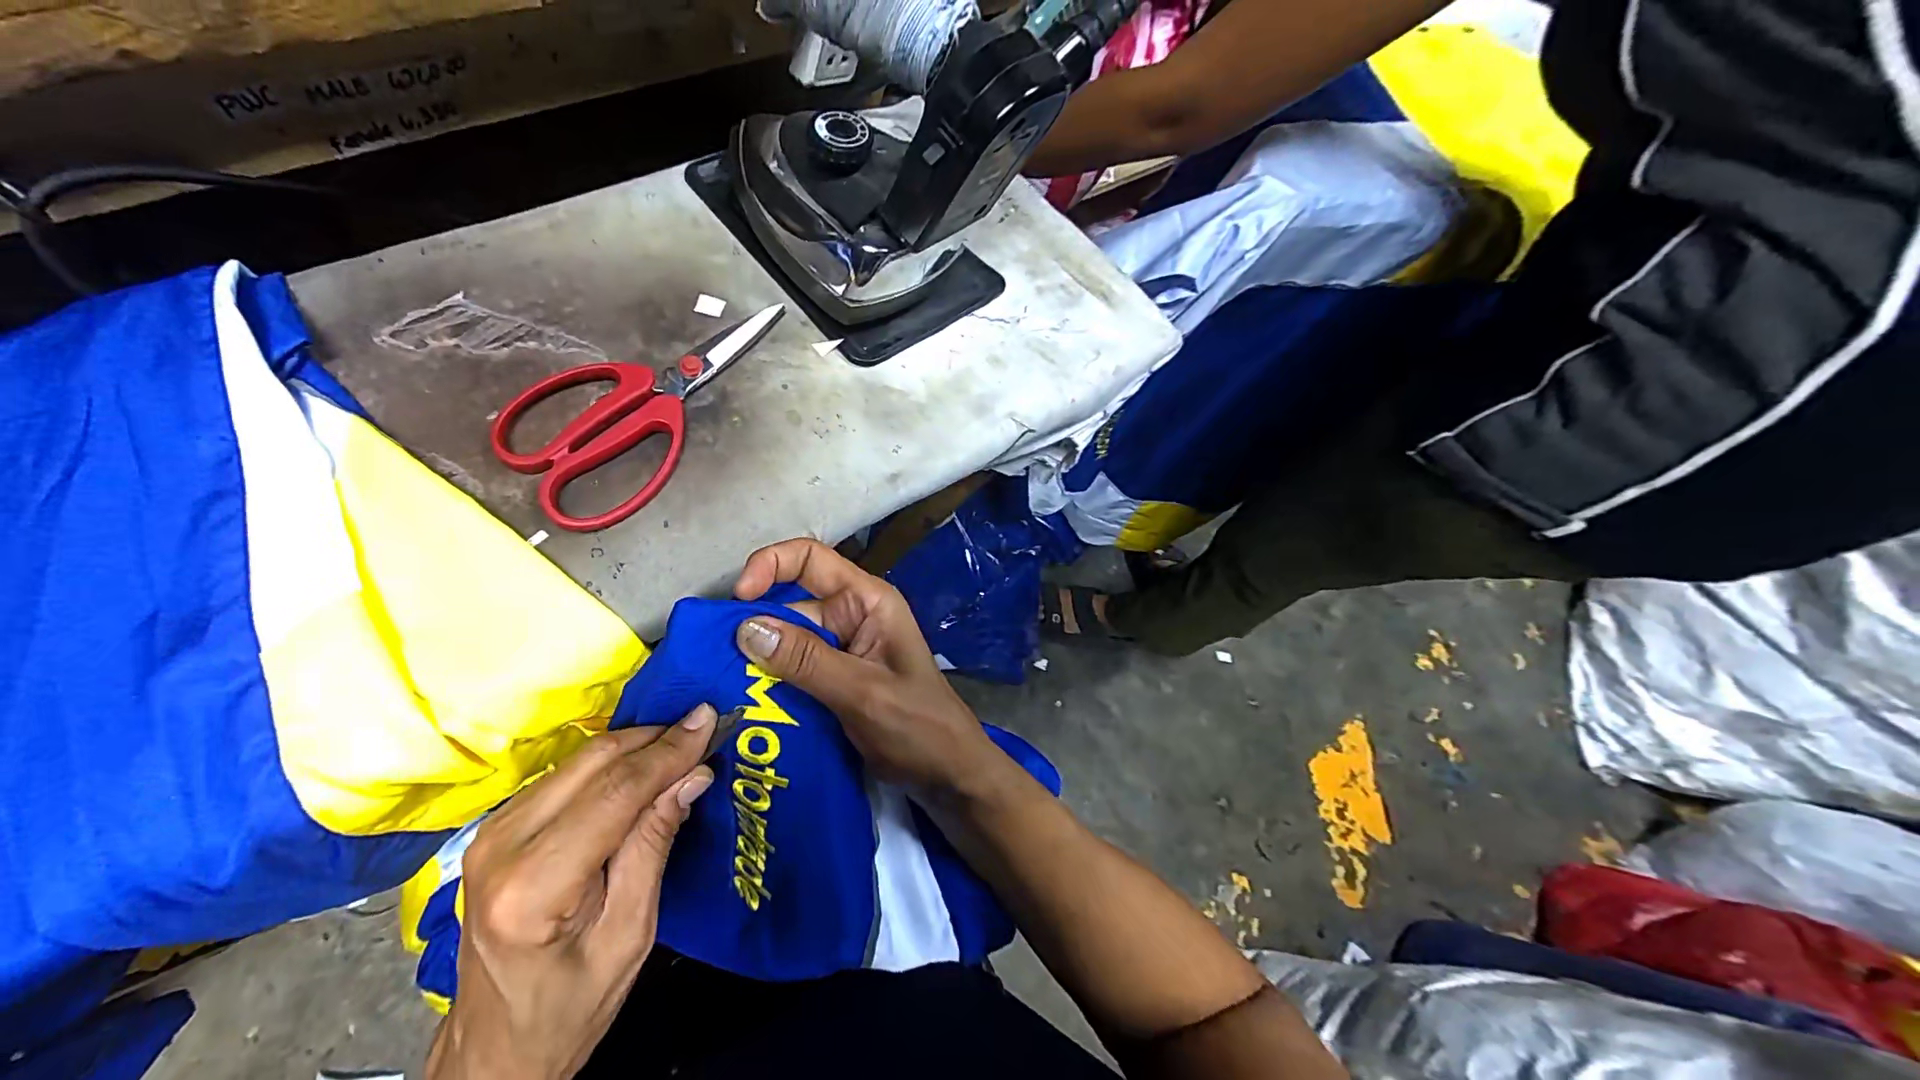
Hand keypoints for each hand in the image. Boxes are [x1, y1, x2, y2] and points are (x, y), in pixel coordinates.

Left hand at [424, 708, 719, 1079]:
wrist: (493, 1044)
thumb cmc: (569, 1005)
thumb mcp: (629, 934)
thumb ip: (654, 846)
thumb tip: (693, 776)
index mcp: (534, 885)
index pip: (615, 793)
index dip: (668, 752)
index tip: (711, 721)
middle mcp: (501, 846)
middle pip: (594, 762)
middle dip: (656, 738)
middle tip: (705, 726)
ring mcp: (491, 832)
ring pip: (579, 759)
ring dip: (636, 745)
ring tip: (684, 745)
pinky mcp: (495, 827)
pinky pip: (565, 773)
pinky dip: (611, 762)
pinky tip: (644, 766)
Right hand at [732, 537, 1003, 792]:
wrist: (947, 775)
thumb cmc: (918, 726)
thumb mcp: (862, 691)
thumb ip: (806, 660)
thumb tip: (744, 628)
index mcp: (867, 601)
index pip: (810, 559)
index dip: (769, 566)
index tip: (738, 599)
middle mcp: (851, 616)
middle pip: (790, 603)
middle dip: (753, 625)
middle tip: (714, 660)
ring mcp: (841, 648)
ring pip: (786, 639)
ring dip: (756, 659)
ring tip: (719, 684)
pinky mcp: (833, 679)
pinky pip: (792, 669)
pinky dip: (769, 681)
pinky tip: (744, 702)